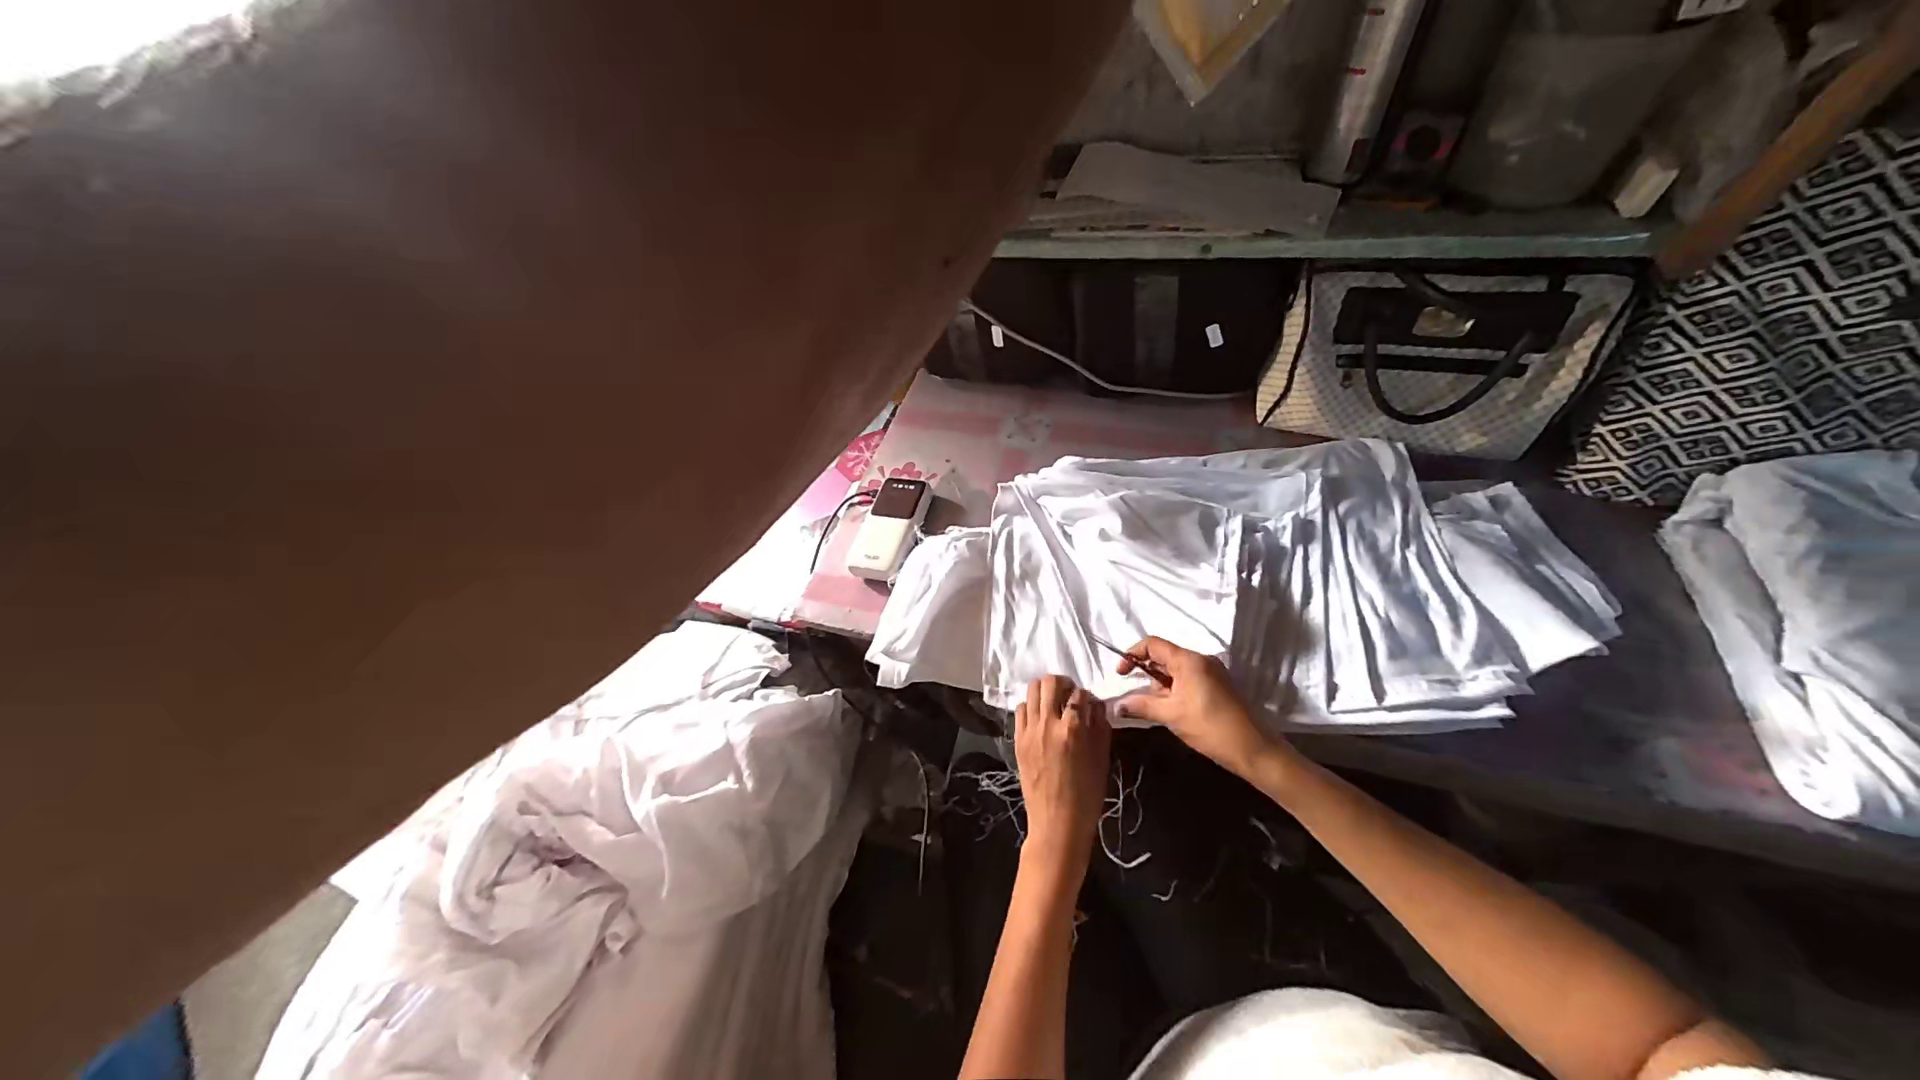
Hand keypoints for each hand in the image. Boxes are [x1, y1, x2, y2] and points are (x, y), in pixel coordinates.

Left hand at [1013, 675, 1110, 871]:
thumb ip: (1099, 726)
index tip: (1089, 703)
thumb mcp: (1102, 758)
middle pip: (1049, 682)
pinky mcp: (1018, 739)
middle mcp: (1047, 724)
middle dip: (1063, 684)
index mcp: (1072, 729)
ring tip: (1055, 704)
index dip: (1087, 695)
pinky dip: (1032, 707)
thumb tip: (1095, 704)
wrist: (1056, 823)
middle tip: (1070, 696)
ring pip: (1032, 691)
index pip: (1079, 693)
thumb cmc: (1086, 795)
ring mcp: (1029, 731)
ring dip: (1045, 692)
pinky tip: (1041, 719)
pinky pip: (1021, 710)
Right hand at [1113, 637, 1284, 779]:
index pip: (1153, 644)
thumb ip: (1141, 706)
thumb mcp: (1171, 716)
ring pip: (1176, 670)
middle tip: (1141, 698)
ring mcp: (1212, 671)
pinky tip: (1175, 710)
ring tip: (1161, 710)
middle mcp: (1201, 659)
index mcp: (1189, 660)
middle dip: (1148, 674)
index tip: (1121, 673)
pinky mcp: (1219, 685)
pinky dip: (1176, 690)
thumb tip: (1115, 705)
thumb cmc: (1211, 728)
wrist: (1254, 749)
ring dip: (1162, 685)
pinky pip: (1189, 679)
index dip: (1132, 654)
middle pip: (1164, 656)